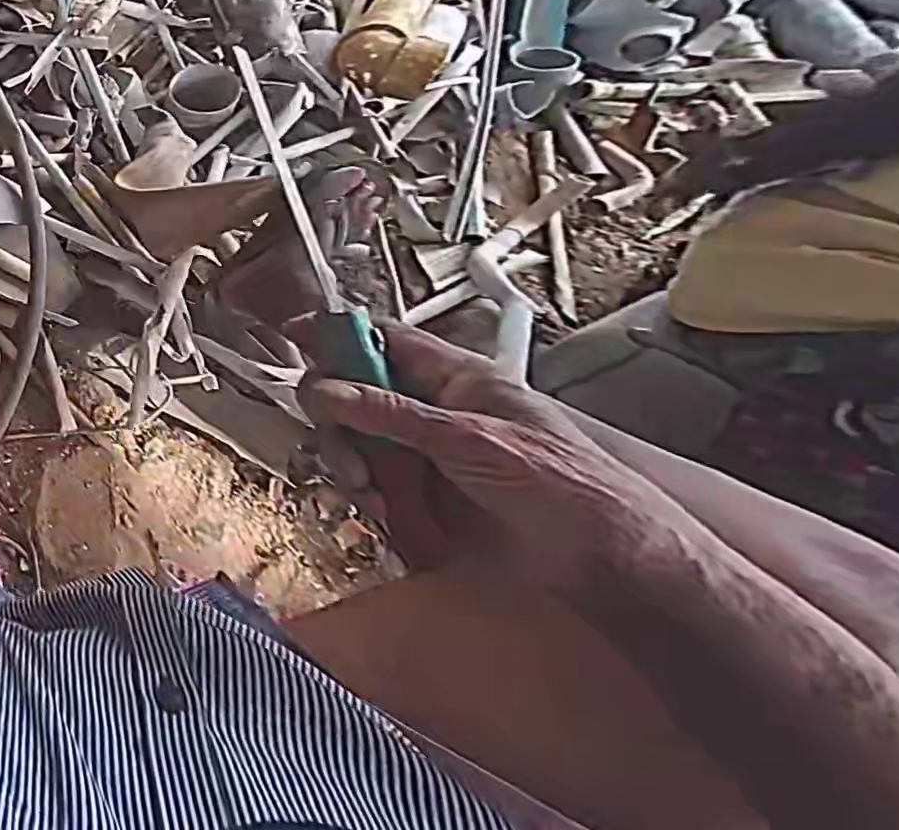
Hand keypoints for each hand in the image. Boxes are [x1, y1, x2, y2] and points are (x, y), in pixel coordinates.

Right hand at [293, 319, 702, 590]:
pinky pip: (362, 477)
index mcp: (452, 379)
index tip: (294, 332)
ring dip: (343, 454)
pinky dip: (357, 487)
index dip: (338, 332)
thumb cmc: (563, 486)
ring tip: (364, 480)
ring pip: (349, 436)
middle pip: (351, 390)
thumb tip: (326, 390)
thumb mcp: (473, 439)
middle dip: (333, 410)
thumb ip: (393, 413)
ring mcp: (416, 452)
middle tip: (334, 432)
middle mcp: (426, 410)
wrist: (604, 567)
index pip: (383, 339)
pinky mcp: (413, 493)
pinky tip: (376, 503)